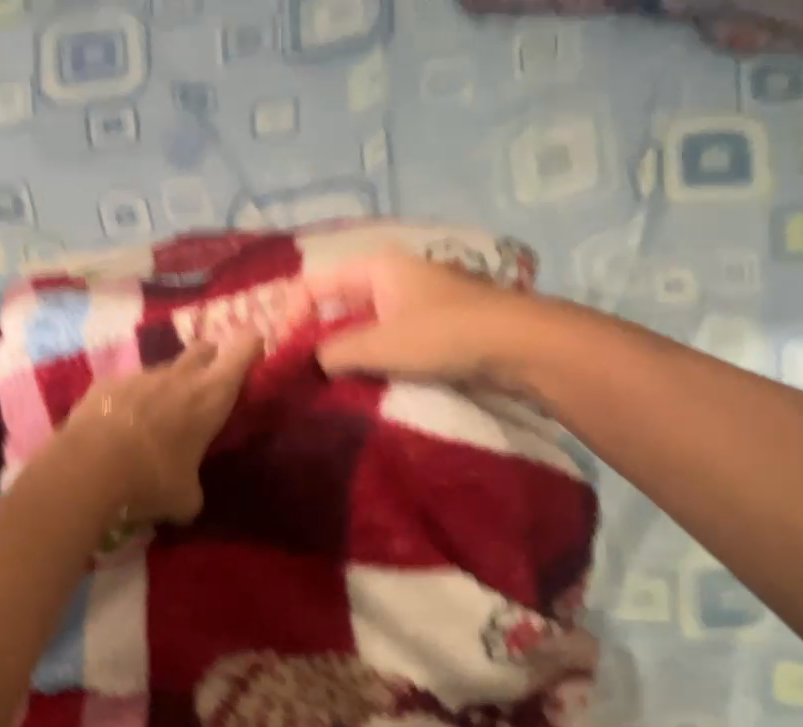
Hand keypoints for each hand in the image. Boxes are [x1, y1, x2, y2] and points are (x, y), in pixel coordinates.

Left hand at [57, 337, 263, 523]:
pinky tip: (115, 427)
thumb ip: (192, 491)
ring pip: (161, 371)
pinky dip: (125, 401)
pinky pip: (123, 387)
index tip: (253, 351)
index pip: (244, 350)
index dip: (250, 347)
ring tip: (153, 419)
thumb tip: (187, 501)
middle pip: (203, 349)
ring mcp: (138, 376)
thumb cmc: (150, 480)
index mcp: (211, 396)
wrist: (88, 467)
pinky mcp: (104, 384)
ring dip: (163, 388)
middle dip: (209, 360)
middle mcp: (178, 376)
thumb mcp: (183, 498)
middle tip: (205, 385)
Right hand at [312, 250, 533, 387]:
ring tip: (322, 380)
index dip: (291, 316)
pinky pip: (384, 339)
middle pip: (335, 303)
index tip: (281, 353)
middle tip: (294, 369)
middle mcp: (393, 277)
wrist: (522, 347)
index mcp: (377, 267)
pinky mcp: (431, 327)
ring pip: (360, 324)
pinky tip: (359, 382)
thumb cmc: (444, 335)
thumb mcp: (376, 346)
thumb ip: (332, 352)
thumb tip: (312, 361)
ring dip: (340, 351)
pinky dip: (367, 358)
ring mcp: (414, 302)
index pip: (314, 284)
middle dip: (313, 335)